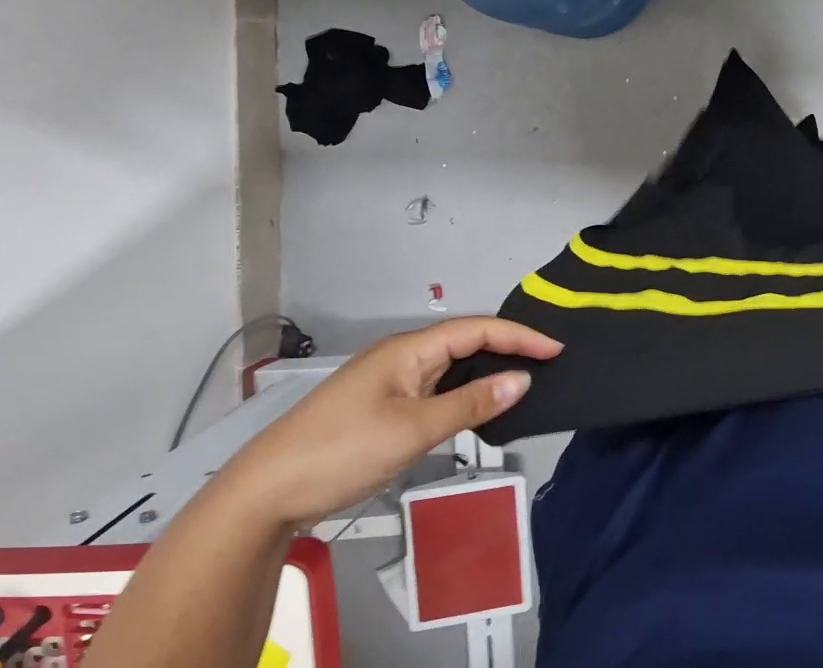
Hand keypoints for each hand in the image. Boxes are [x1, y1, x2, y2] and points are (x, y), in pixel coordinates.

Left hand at [212, 317, 561, 527]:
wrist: (265, 493)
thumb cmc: (341, 452)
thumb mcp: (413, 430)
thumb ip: (471, 404)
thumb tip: (523, 379)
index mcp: (408, 350)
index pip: (477, 329)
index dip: (520, 336)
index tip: (557, 350)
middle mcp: (400, 358)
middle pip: (465, 343)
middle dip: (507, 348)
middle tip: (549, 364)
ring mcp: (388, 383)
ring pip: (450, 368)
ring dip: (486, 373)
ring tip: (524, 385)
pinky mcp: (381, 408)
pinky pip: (435, 390)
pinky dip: (464, 395)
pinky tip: (478, 411)